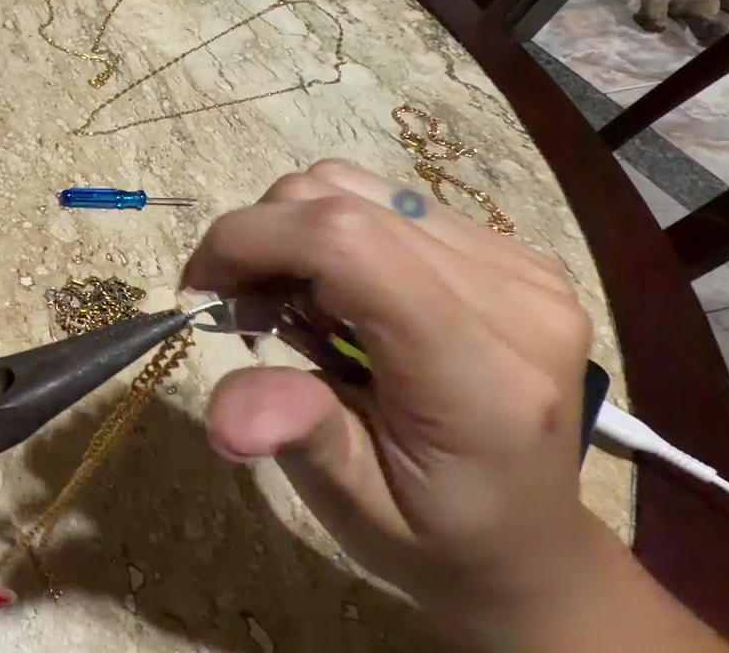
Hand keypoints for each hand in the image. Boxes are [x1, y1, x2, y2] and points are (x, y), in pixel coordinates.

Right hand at [184, 160, 724, 650]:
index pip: (346, 244)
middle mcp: (513, 300)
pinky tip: (331, 291)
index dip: (248, 242)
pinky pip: (379, 199)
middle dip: (255, 240)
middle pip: (336, 202)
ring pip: (349, 186)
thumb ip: (297, 433)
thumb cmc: (427, 529)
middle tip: (239, 310)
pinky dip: (324, 232)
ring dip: (287, 232)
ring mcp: (519, 266)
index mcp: (478, 374)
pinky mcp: (508, 251)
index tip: (201, 292)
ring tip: (286, 301)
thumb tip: (227, 417)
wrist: (527, 541)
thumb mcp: (350, 499)